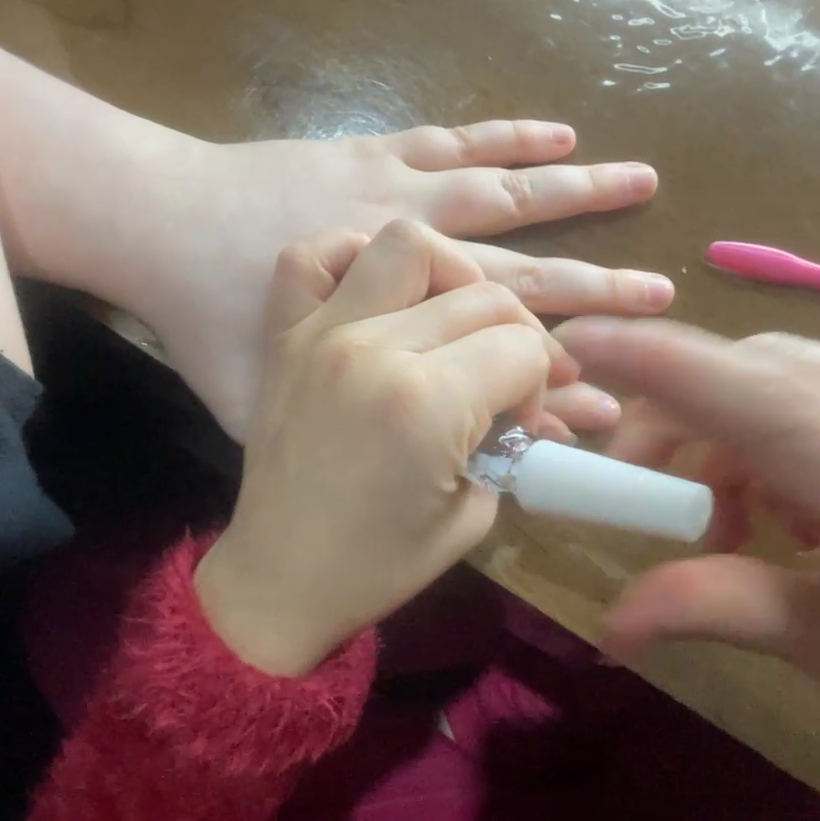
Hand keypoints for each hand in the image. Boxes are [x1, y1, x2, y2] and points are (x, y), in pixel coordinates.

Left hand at [116, 121, 665, 438]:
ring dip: (581, 194)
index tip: (565, 408)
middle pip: (523, 291)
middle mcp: (407, 305)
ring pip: (502, 204)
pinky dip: (503, 142)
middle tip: (659, 297)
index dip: (551, 389)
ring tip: (644, 182)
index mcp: (408, 393)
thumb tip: (510, 441)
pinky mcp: (362, 169)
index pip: (520, 367)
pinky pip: (444, 151)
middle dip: (597, 297)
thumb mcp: (332, 473)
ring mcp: (387, 222)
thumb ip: (436, 458)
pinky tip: (555, 136)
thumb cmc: (232, 385)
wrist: (153, 247)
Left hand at [195, 222, 563, 675]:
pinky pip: (312, 257)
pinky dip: (350, 258)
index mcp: (428, 402)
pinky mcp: (283, 335)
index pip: (522, 347)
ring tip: (450, 319)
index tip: (516, 423)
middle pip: (480, 295)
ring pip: (405, 244)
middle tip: (498, 381)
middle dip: (512, 336)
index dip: (539, 383)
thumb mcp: (470, 513)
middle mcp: (376, 348)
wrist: (280, 576)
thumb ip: (508, 440)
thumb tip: (531, 401)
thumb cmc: (378, 564)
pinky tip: (375, 294)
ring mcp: (322, 333)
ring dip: (448, 274)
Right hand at [561, 319, 819, 820]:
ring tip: (732, 513)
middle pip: (769, 369)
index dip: (665, 367)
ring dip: (731, 424)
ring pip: (800, 368)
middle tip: (643, 490)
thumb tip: (612, 623)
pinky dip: (785, 425)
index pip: (772, 406)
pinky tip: (800, 495)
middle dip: (677, 411)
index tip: (576, 344)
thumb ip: (722, 610)